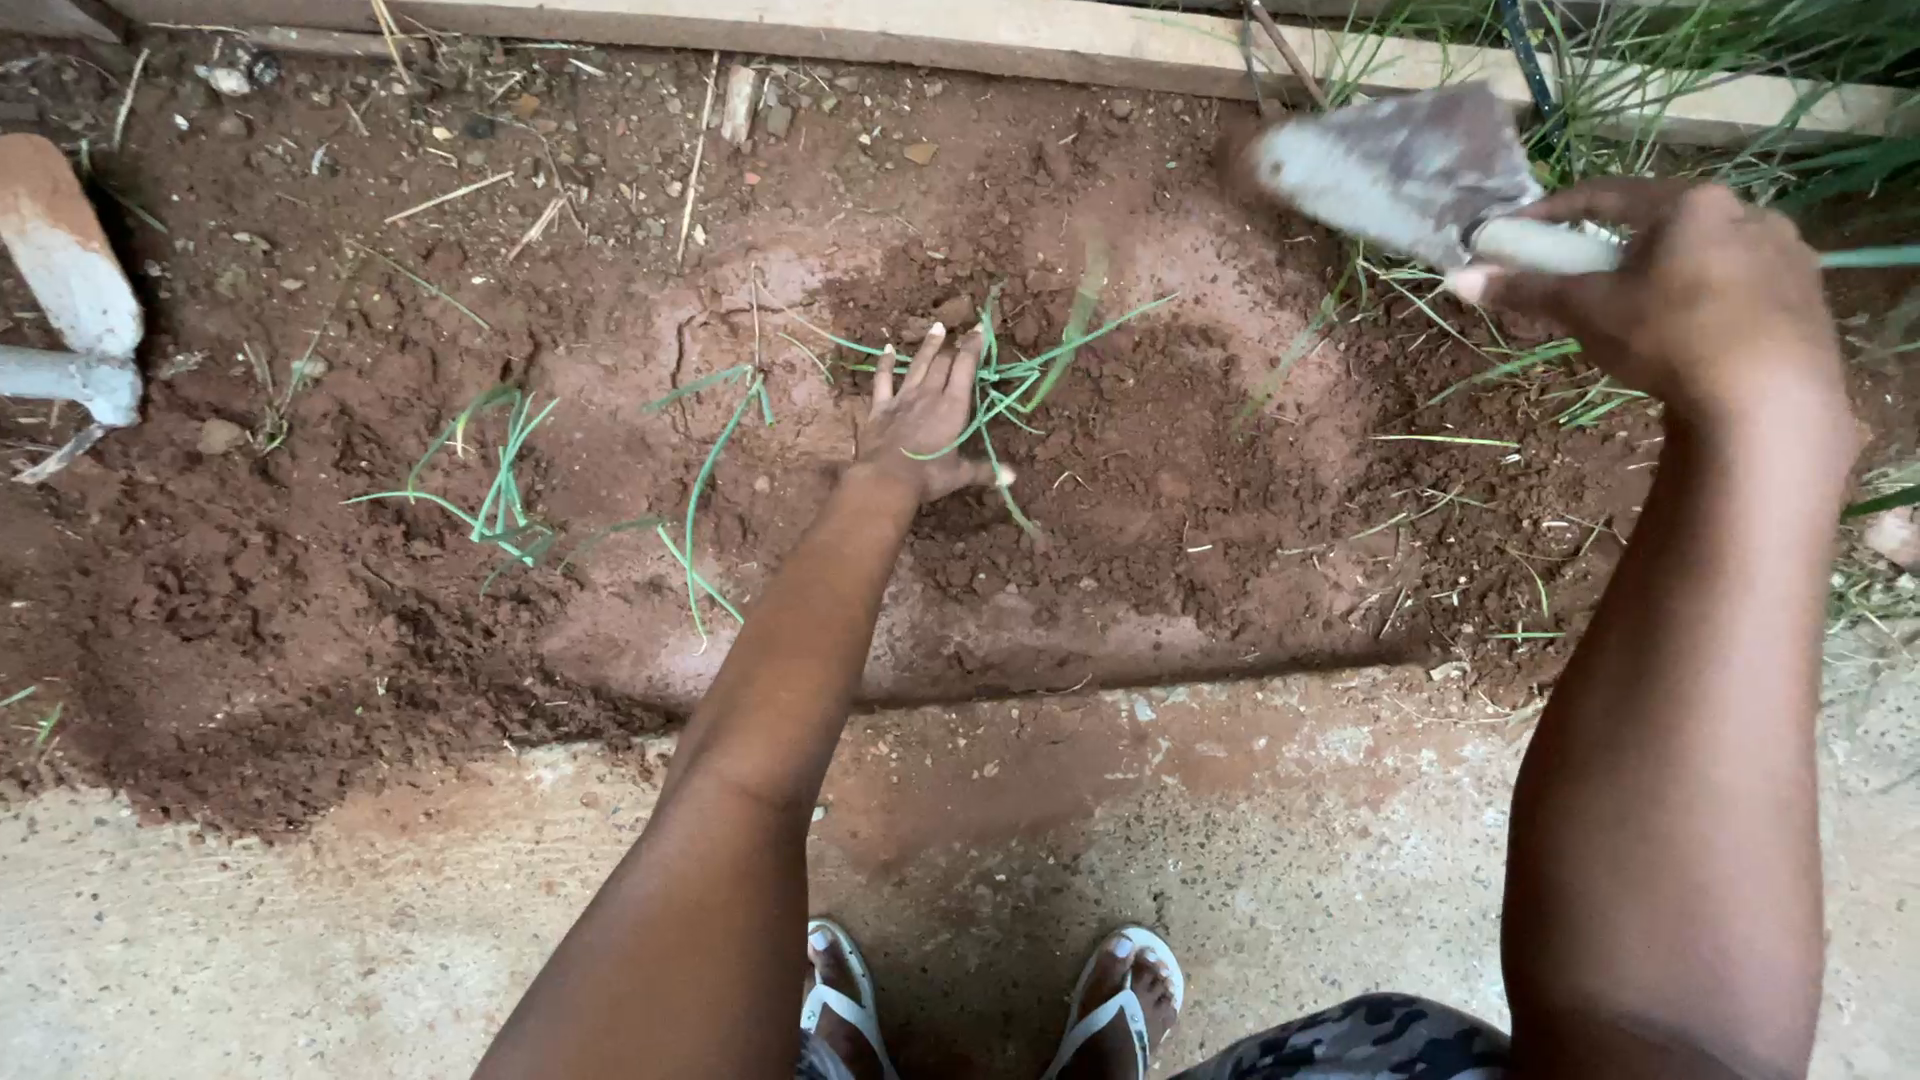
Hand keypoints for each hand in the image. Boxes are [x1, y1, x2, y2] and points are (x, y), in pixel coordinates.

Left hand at [853, 322, 1008, 502]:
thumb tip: (1013, 478)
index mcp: (953, 407)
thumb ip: (985, 471)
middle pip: (943, 362)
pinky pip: (883, 379)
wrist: (884, 478)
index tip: (981, 329)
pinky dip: (885, 363)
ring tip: (936, 328)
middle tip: (962, 333)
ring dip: (928, 346)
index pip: (966, 367)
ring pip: (918, 364)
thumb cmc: (927, 476)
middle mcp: (929, 395)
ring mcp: (903, 398)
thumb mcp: (959, 475)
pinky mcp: (881, 406)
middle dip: (955, 346)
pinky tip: (887, 348)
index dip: (974, 346)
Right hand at [1446, 178, 1848, 434]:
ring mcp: (1782, 247)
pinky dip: (1693, 291)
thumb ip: (1525, 290)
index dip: (1548, 212)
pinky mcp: (1802, 286)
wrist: (1767, 392)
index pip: (1603, 194)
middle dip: (1605, 248)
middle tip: (1573, 280)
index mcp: (1689, 204)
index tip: (1512, 231)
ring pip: (1695, 249)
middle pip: (1653, 222)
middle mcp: (1745, 209)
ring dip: (1653, 269)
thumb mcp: (1585, 310)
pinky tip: (1680, 326)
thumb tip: (1457, 278)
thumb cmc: (1667, 334)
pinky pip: (1731, 276)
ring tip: (1627, 309)